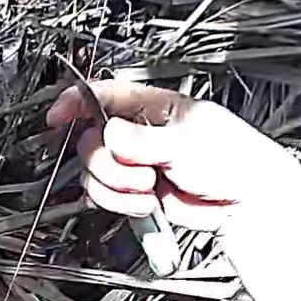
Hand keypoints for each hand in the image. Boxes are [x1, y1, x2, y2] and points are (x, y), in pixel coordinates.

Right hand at [44, 80, 300, 231]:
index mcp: (153, 108)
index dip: (76, 103)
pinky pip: (104, 197)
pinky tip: (147, 204)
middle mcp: (138, 135)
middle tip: (141, 173)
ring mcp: (134, 165)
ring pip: (95, 175)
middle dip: (111, 166)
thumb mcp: (188, 141)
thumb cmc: (233, 160)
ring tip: (150, 189)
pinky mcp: (132, 192)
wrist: (244, 203)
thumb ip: (144, 140)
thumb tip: (110, 134)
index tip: (56, 116)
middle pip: (92, 143)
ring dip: (117, 189)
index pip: (105, 96)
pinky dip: (120, 204)